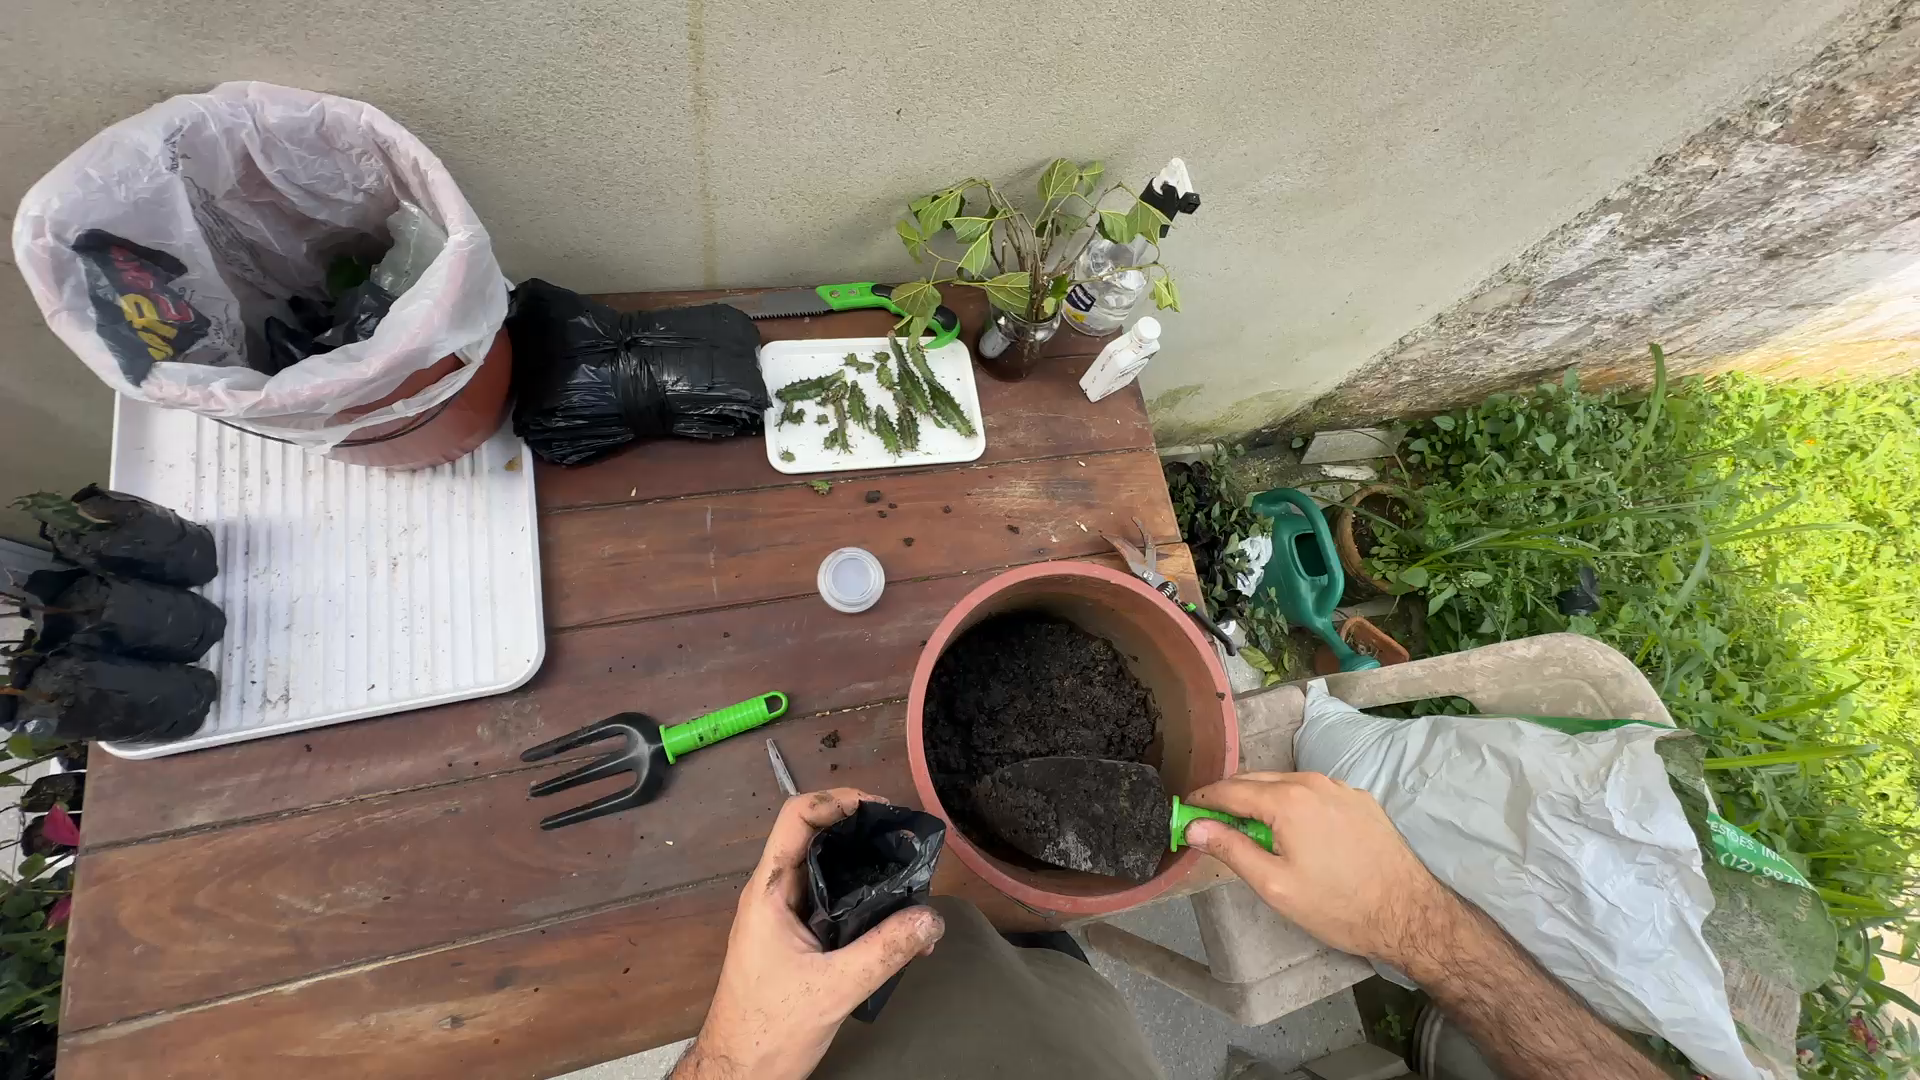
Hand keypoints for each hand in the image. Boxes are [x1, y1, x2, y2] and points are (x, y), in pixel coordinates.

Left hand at [672, 789, 944, 1079]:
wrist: (736, 1078)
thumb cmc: (769, 1029)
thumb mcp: (833, 989)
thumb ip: (884, 950)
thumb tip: (932, 917)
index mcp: (769, 890)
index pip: (796, 817)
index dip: (835, 800)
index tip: (878, 807)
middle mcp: (775, 892)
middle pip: (814, 834)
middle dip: (858, 826)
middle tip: (902, 833)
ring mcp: (784, 913)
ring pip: (825, 867)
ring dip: (862, 861)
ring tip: (905, 866)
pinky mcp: (796, 935)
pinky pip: (831, 899)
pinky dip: (861, 895)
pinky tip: (892, 911)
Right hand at [1181, 771, 1457, 967]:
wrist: (1414, 917)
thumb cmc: (1338, 906)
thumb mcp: (1275, 885)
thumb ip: (1231, 849)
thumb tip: (1194, 826)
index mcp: (1286, 799)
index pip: (1229, 790)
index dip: (1202, 800)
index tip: (1185, 812)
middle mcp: (1311, 781)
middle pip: (1255, 780)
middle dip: (1229, 799)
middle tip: (1213, 825)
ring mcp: (1339, 787)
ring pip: (1284, 783)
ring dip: (1261, 800)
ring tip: (1254, 831)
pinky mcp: (1360, 799)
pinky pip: (1313, 792)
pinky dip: (1293, 803)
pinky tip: (1296, 832)